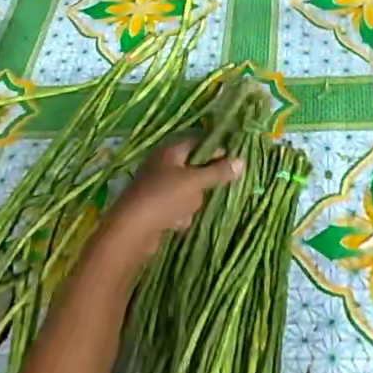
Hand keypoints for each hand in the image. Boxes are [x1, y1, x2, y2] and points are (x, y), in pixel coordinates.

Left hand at [94, 140, 241, 268]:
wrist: (131, 231)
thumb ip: (219, 171)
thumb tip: (242, 160)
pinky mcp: (154, 205)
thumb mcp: (196, 182)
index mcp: (170, 151)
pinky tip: (176, 222)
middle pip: (195, 167)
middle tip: (212, 189)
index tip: (232, 162)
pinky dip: (180, 213)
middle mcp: (162, 164)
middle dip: (204, 182)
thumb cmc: (164, 197)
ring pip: (187, 189)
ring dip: (192, 201)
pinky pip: (176, 205)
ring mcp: (157, 185)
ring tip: (187, 210)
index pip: (199, 142)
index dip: (217, 150)